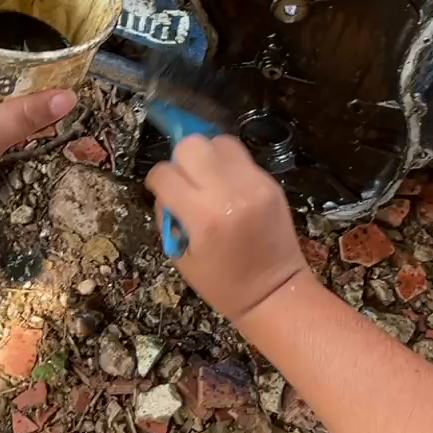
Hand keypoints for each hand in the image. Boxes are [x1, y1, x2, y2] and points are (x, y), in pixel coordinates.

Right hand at [145, 134, 312, 319]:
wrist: (276, 291)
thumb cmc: (222, 283)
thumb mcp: (180, 256)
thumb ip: (168, 215)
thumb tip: (166, 188)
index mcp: (203, 217)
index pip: (165, 174)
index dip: (156, 180)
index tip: (159, 188)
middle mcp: (229, 192)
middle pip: (192, 144)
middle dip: (180, 160)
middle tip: (185, 181)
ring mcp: (254, 183)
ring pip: (218, 141)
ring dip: (206, 156)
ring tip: (208, 179)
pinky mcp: (270, 182)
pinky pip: (240, 157)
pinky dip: (227, 166)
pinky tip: (228, 188)